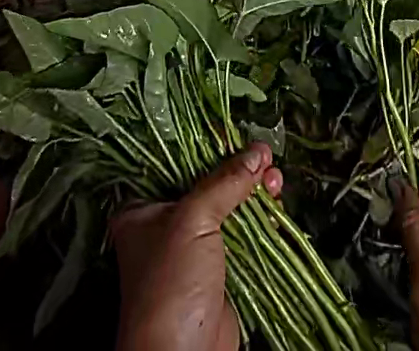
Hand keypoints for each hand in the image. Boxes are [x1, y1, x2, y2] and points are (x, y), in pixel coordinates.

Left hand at [111, 143, 283, 350]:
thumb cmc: (171, 284)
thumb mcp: (193, 221)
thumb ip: (225, 183)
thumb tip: (257, 152)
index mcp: (143, 209)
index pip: (178, 164)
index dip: (210, 148)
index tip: (238, 135)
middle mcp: (165, 226)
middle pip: (208, 185)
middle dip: (239, 171)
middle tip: (266, 158)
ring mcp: (192, 250)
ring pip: (228, 209)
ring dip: (254, 193)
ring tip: (275, 178)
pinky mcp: (218, 271)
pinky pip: (242, 236)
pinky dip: (260, 220)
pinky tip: (274, 203)